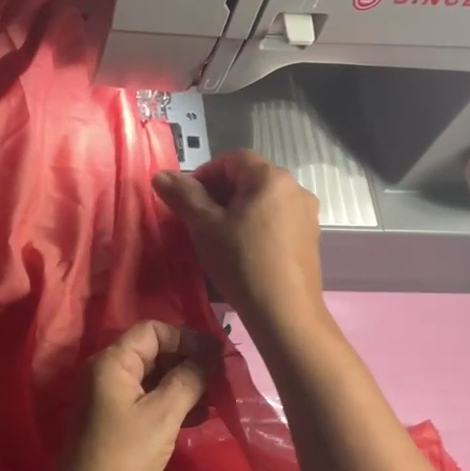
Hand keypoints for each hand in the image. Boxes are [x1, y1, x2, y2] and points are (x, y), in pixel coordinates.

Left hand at [47, 321, 217, 470]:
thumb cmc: (124, 454)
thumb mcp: (163, 414)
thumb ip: (189, 379)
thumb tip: (210, 356)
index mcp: (112, 362)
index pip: (153, 330)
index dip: (186, 337)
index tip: (217, 353)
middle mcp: (106, 371)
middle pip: (154, 351)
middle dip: (188, 360)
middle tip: (221, 376)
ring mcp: (109, 395)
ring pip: (153, 376)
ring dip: (184, 383)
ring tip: (215, 397)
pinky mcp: (115, 417)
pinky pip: (148, 397)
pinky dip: (172, 401)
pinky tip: (199, 415)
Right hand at [152, 152, 324, 328]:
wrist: (284, 311)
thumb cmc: (241, 262)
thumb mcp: (204, 226)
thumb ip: (183, 195)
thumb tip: (160, 175)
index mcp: (271, 177)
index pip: (232, 159)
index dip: (204, 173)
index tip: (185, 199)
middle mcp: (295, 187)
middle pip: (249, 178)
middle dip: (219, 192)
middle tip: (196, 218)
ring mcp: (306, 213)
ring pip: (262, 200)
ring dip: (236, 209)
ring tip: (216, 236)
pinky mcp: (309, 237)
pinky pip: (276, 219)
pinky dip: (254, 225)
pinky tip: (241, 250)